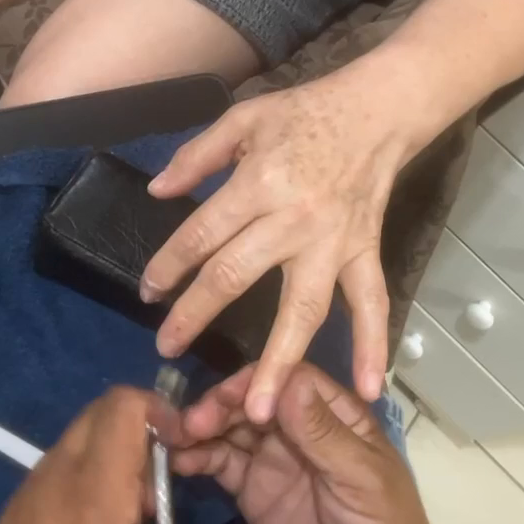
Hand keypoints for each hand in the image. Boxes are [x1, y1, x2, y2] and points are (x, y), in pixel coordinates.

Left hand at [0, 387, 227, 523]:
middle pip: (95, 418)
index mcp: (87, 499)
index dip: (162, 413)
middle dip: (138, 437)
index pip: (122, 406)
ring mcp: (17, 513)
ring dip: (109, 466)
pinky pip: (50, 483)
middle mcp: (46, 489)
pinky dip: (81, 490)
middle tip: (161, 500)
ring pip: (71, 450)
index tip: (185, 453)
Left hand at [141, 64, 440, 421]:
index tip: (149, 291)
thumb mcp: (243, 119)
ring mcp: (334, 244)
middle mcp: (294, 221)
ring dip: (279, 360)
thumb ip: (198, 156)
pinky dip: (374, 345)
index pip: (202, 234)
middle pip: (236, 276)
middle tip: (166, 349)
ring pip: (302, 309)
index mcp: (259, 184)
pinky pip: (371, 304)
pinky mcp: (365, 253)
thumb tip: (158, 191)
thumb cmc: (303, 114)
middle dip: (196, 315)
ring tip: (257, 412)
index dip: (170, 265)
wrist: (374, 112)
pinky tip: (370, 390)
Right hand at [173, 365, 451, 523]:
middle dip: (221, 405)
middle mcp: (300, 428)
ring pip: (232, 428)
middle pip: (254, 399)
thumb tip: (287, 379)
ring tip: (175, 438)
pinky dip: (199, 458)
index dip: (257, 382)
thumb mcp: (361, 480)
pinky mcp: (253, 492)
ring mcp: (275, 458)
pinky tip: (180, 460)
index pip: (290, 379)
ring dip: (203, 427)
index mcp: (335, 415)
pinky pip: (222, 464)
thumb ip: (323, 433)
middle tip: (191, 422)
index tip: (228, 398)